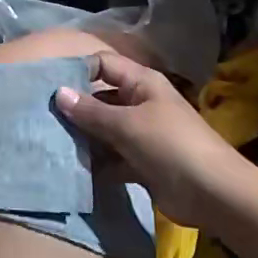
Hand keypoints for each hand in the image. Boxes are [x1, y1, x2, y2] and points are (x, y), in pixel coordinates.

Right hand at [54, 52, 247, 227]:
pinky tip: (72, 168)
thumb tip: (58, 93)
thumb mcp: (127, 124)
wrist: (214, 193)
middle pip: (101, 98)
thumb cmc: (171, 145)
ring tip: (51, 144)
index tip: (49, 87)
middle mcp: (140, 102)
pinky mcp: (141, 161)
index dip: (78, 71)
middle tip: (43, 119)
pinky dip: (96, 162)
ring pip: (104, 129)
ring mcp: (141, 133)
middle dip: (75, 108)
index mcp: (142, 83)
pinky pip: (111, 156)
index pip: (103, 64)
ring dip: (83, 137)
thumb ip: (91, 110)